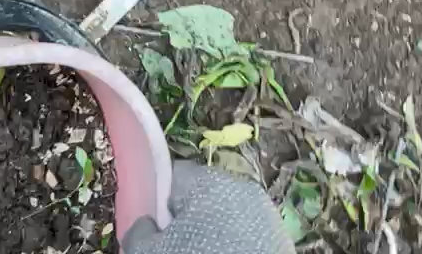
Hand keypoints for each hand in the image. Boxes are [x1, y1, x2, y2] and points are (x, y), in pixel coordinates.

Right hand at [123, 163, 293, 253]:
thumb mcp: (149, 253)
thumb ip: (139, 230)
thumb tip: (145, 224)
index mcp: (208, 181)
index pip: (175, 176)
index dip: (160, 203)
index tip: (157, 230)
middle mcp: (241, 189)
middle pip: (202, 197)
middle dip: (189, 222)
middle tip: (178, 249)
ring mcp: (266, 217)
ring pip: (227, 219)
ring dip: (214, 236)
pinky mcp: (282, 244)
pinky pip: (248, 237)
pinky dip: (236, 248)